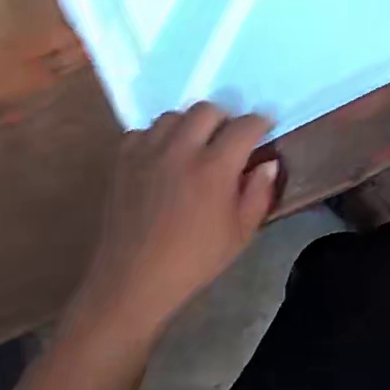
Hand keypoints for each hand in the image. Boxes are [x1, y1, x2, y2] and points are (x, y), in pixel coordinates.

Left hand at [72, 104, 280, 333]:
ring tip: (197, 145)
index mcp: (215, 168)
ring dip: (191, 124)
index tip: (266, 127)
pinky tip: (165, 157)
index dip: (261, 122)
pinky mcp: (122, 161)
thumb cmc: (195, 259)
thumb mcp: (241, 232)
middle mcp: (181, 150)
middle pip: (207, 110)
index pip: (245, 126)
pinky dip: (159, 137)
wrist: (133, 280)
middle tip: (231, 137)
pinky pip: (143, 131)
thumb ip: (259, 192)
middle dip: (226, 118)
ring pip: (174, 115)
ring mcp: (147, 152)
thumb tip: (267, 163)